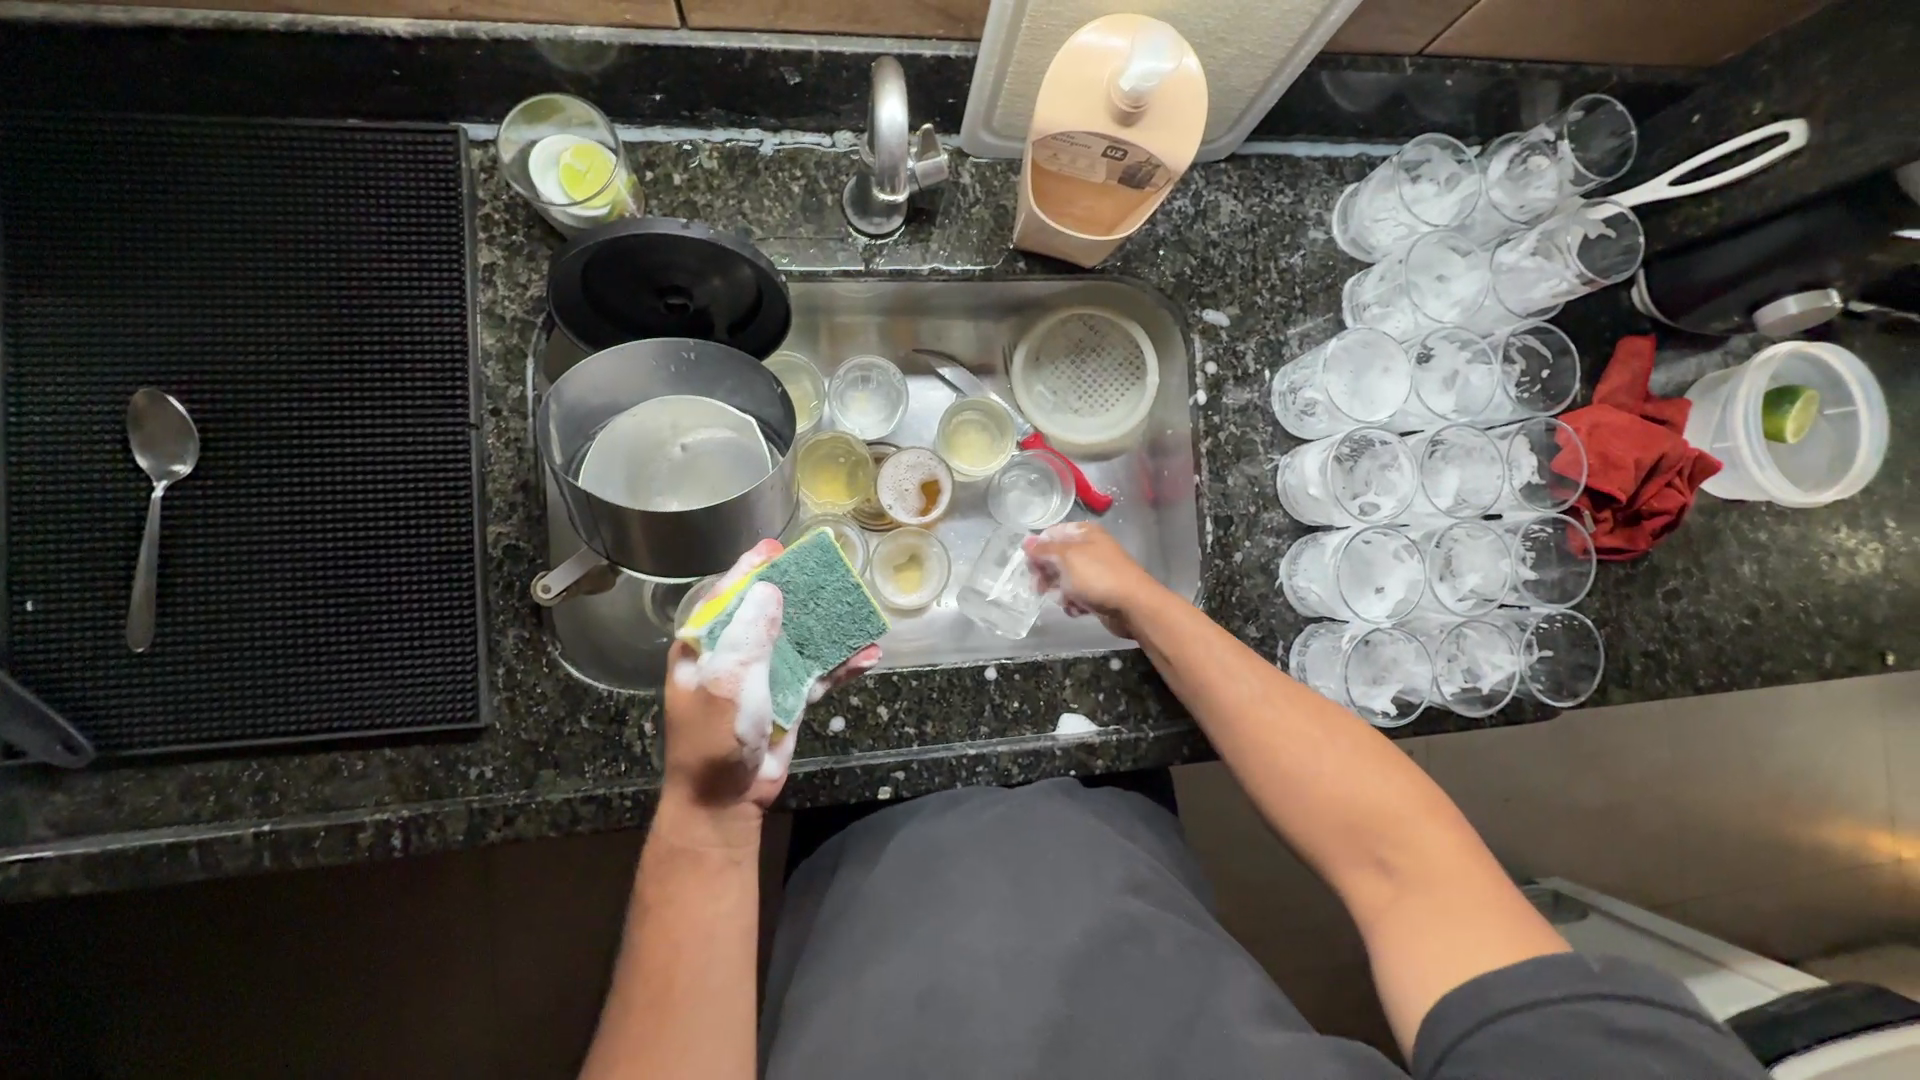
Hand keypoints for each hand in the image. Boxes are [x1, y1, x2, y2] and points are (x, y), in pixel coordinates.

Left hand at [662, 541, 880, 826]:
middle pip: (769, 611)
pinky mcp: (788, 699)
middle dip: (797, 590)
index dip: (751, 569)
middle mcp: (734, 656)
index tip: (774, 546)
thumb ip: (750, 633)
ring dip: (828, 627)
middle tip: (825, 568)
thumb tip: (771, 590)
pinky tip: (868, 655)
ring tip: (856, 605)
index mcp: (706, 646)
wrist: (726, 799)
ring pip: (799, 640)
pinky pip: (819, 674)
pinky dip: (842, 665)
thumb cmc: (715, 737)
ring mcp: (764, 677)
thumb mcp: (728, 680)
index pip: (728, 596)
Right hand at [1024, 522, 1163, 639]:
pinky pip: (1076, 596)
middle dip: (1046, 575)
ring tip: (1066, 600)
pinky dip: (1073, 603)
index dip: (1038, 549)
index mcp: (1084, 533)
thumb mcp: (1066, 557)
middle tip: (1039, 588)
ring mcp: (1094, 572)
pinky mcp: (1097, 593)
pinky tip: (1078, 610)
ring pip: (1063, 580)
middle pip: (1055, 559)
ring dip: (1059, 592)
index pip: (1051, 534)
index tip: (1029, 565)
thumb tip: (1026, 541)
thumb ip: (1043, 549)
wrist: (1132, 606)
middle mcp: (1089, 549)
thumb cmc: (1097, 576)